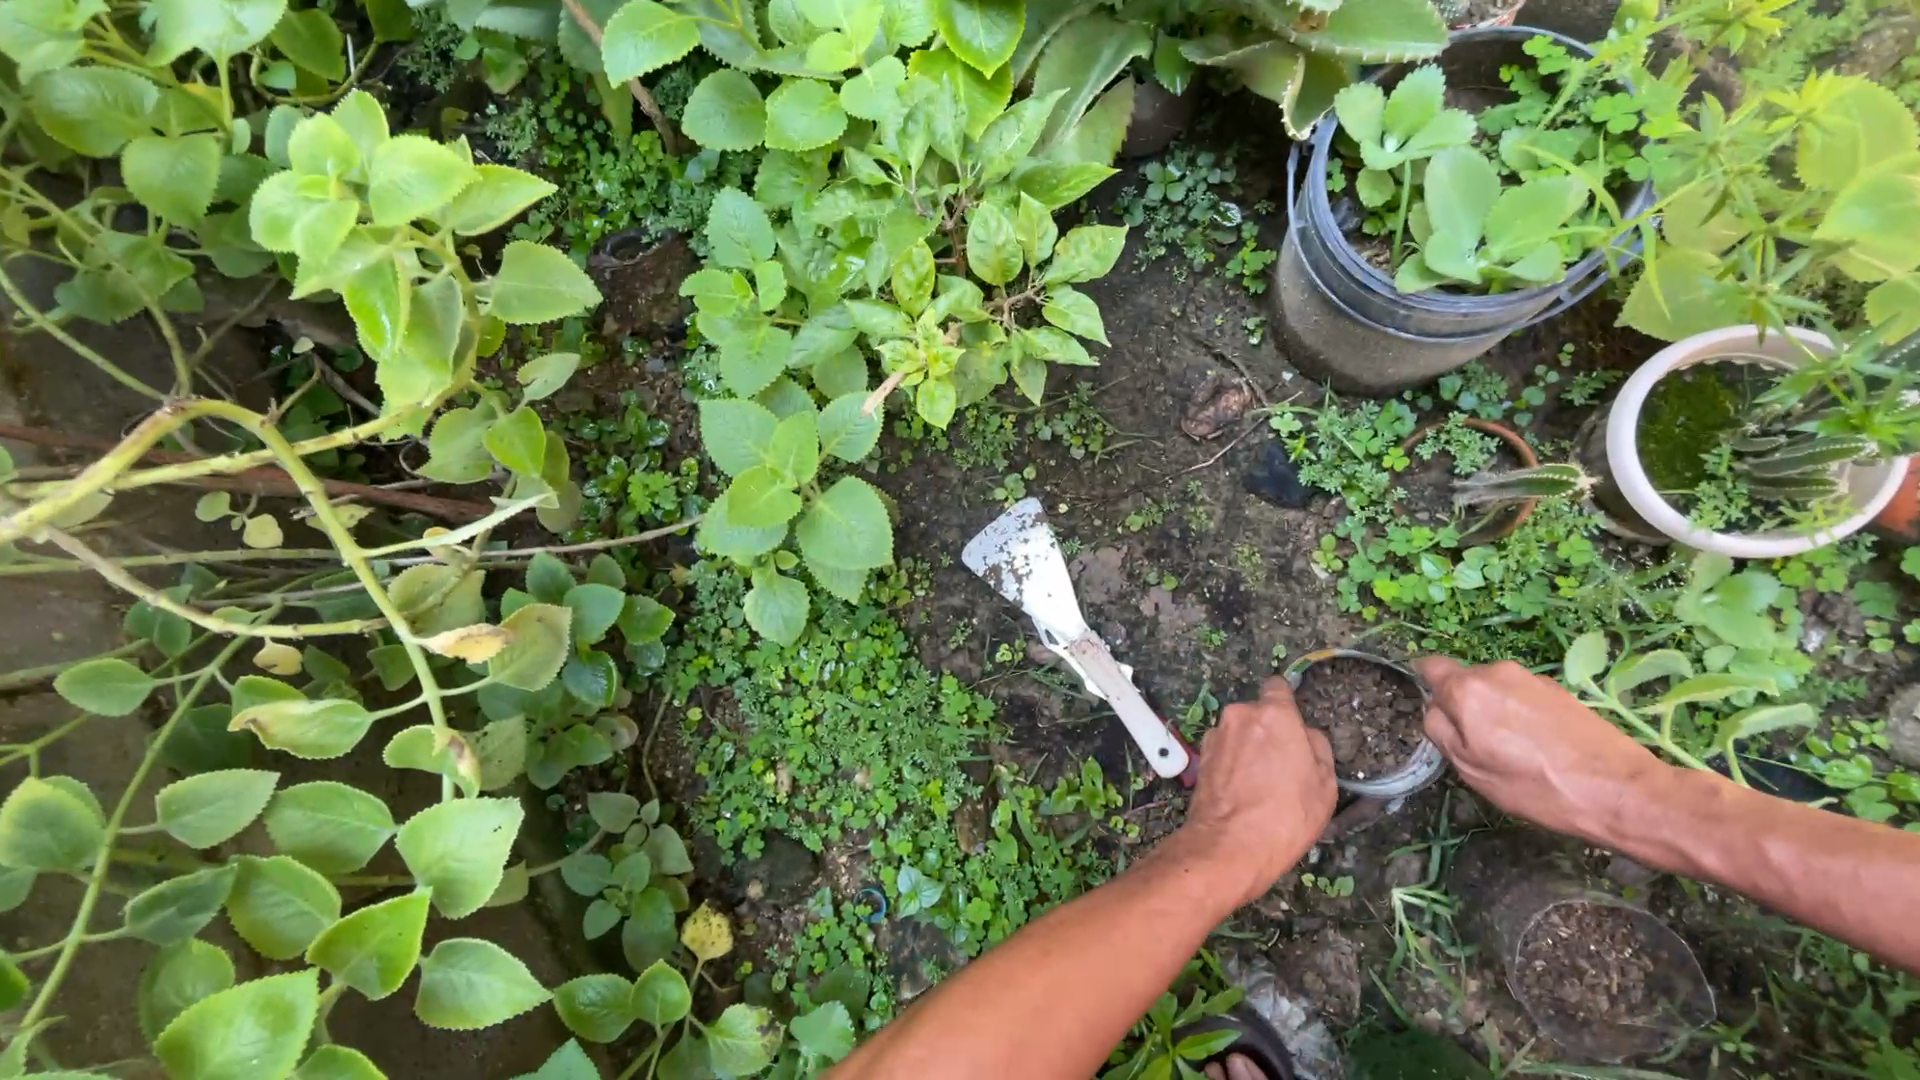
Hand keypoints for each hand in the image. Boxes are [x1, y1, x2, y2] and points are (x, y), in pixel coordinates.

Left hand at [1178, 677, 1336, 907]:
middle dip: (1269, 732)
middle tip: (1283, 766)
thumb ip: (1317, 747)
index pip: (1278, 687)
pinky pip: (1225, 750)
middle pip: (1258, 714)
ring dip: (1249, 748)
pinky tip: (1241, 790)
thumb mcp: (1325, 783)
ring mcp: (1216, 735)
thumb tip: (1305, 735)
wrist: (1230, 845)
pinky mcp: (1201, 756)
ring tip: (1261, 784)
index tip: (1292, 724)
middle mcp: (1239, 715)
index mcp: (1274, 714)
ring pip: (1240, 733)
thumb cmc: (1287, 814)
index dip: (1286, 703)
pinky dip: (1232, 762)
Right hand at [1415, 656, 1667, 841]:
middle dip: (1465, 705)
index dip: (1427, 687)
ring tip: (1514, 749)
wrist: (1621, 792)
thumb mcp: (1469, 769)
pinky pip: (1524, 697)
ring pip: (1496, 690)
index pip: (1430, 667)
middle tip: (1479, 744)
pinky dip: (1523, 715)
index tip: (1438, 713)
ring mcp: (1533, 679)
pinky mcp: (1562, 691)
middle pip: (1465, 681)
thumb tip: (1438, 711)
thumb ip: (1440, 731)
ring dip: (1495, 710)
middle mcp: (1496, 673)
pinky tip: (1541, 746)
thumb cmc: (1534, 785)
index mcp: (1466, 688)